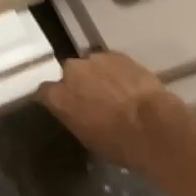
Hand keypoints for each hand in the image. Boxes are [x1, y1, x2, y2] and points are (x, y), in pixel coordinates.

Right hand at [38, 52, 178, 170]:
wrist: (151, 125)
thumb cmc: (116, 142)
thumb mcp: (86, 137)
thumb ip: (74, 116)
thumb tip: (78, 112)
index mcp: (57, 96)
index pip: (44, 92)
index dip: (55, 98)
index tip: (64, 105)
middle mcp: (70, 72)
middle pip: (69, 74)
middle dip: (77, 84)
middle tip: (92, 98)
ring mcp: (94, 59)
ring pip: (91, 65)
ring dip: (97, 75)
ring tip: (114, 90)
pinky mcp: (117, 54)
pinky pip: (110, 61)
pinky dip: (116, 71)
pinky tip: (128, 84)